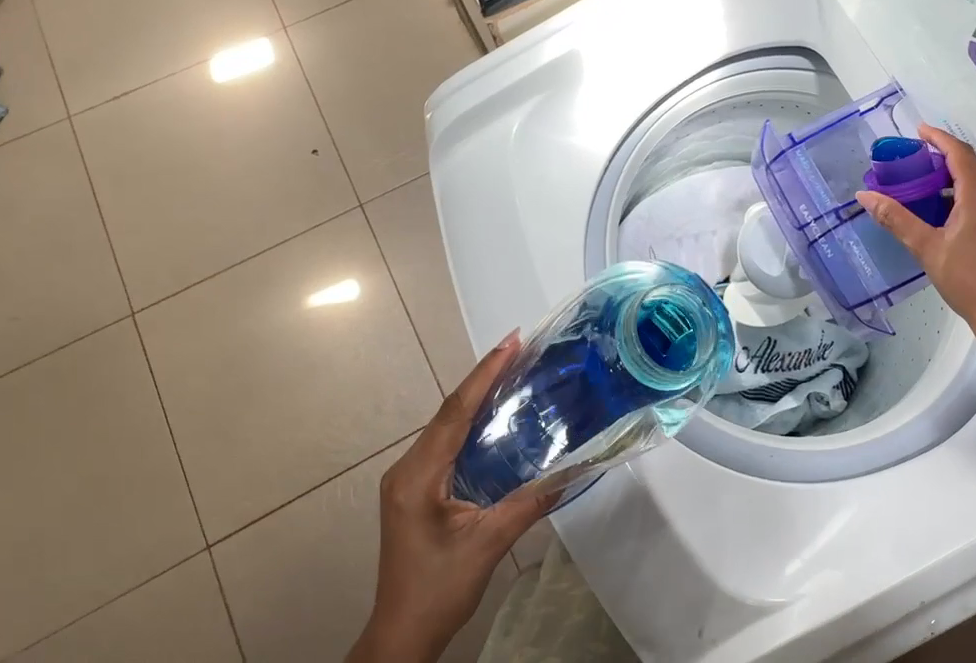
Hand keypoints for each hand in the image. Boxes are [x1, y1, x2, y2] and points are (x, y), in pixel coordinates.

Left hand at [347, 331, 555, 662]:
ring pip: (446, 427)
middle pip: (448, 412)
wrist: (402, 633)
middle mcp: (407, 468)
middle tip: (520, 349)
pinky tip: (495, 419)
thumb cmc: (440, 589)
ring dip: (477, 400)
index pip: (454, 412)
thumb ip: (530, 503)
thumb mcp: (489, 544)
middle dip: (484, 379)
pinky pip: (445, 445)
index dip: (484, 375)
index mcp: (417, 476)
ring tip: (513, 372)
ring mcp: (407, 479)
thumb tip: (573, 470)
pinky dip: (470, 425)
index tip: (511, 342)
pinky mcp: (414, 490)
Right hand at [856, 125, 975, 358]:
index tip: (919, 131)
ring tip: (936, 190)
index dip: (939, 138)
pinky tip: (959, 219)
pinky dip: (975, 197)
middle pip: (975, 167)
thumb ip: (896, 218)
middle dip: (948, 158)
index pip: (960, 154)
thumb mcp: (926, 249)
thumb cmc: (967, 281)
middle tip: (921, 163)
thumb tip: (865, 196)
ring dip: (963, 179)